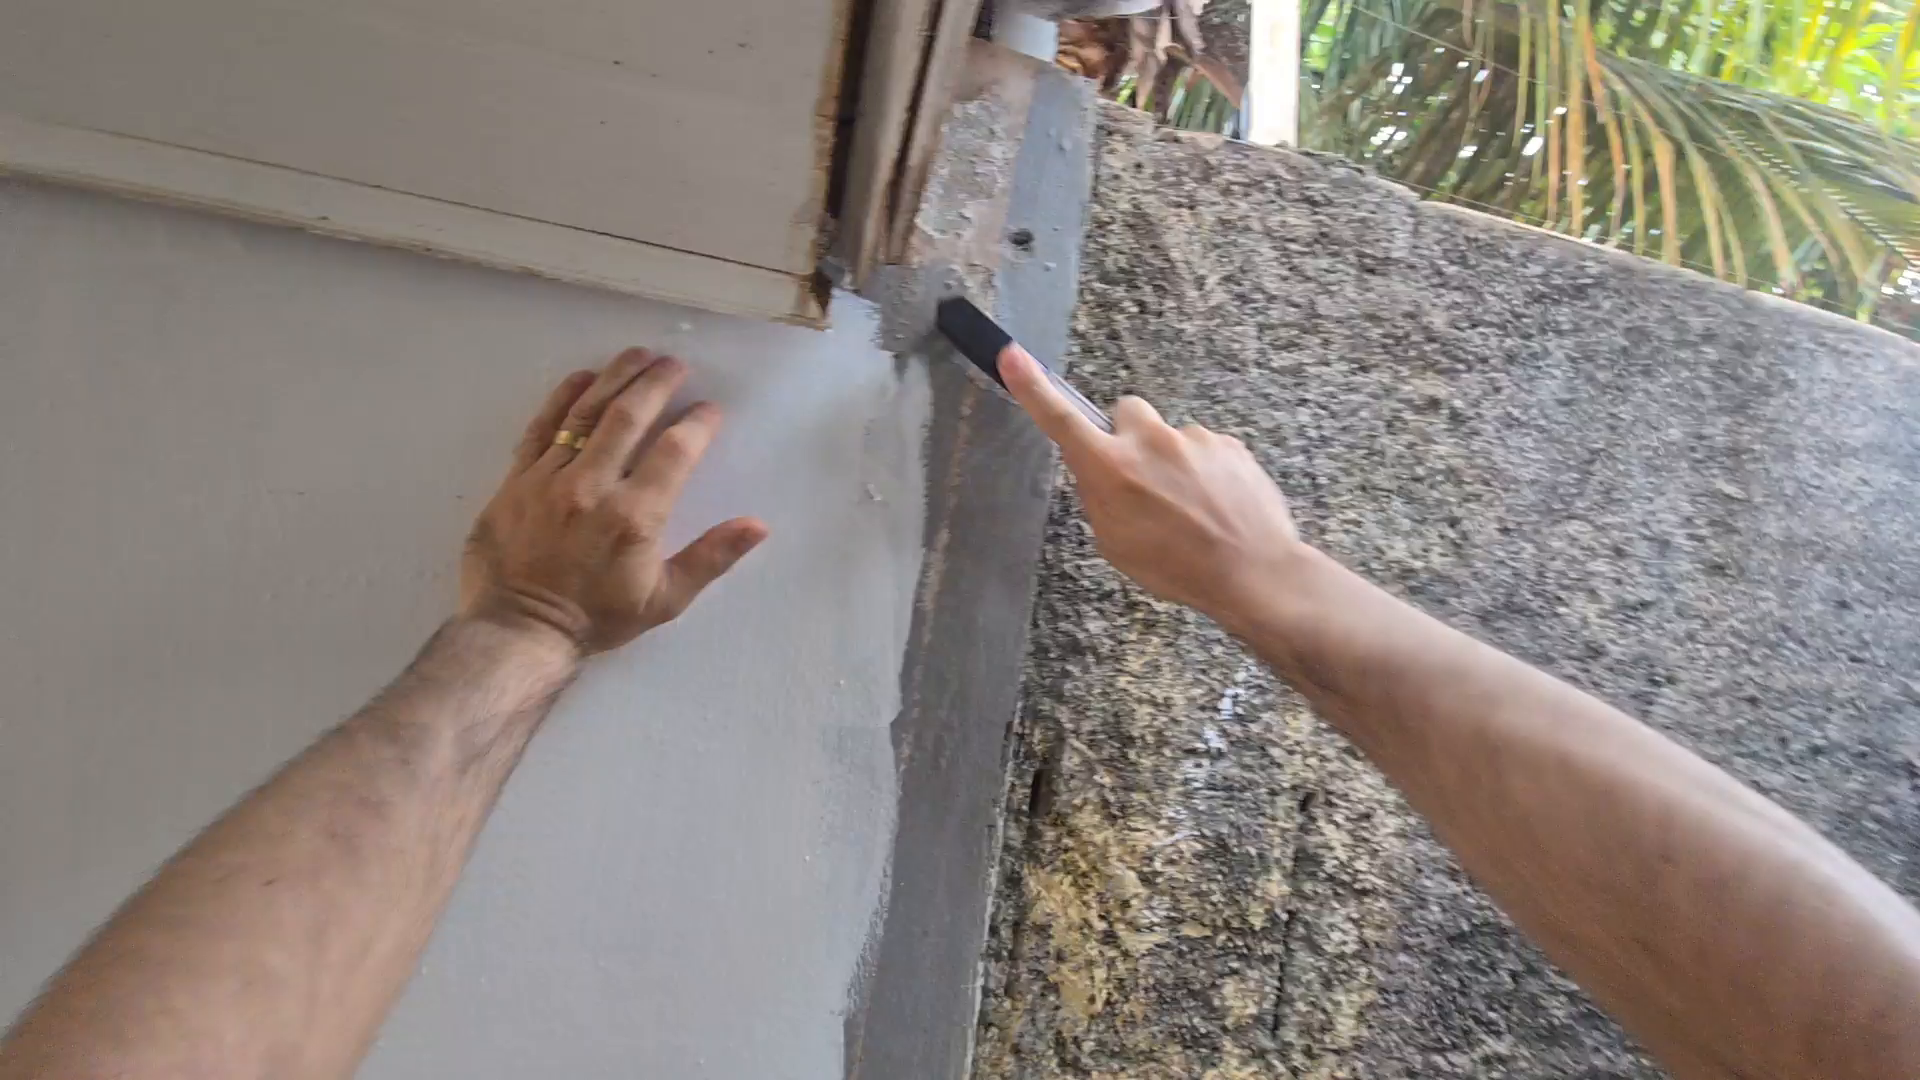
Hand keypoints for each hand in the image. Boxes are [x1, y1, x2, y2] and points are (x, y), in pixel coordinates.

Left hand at [459, 349, 768, 655]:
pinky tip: (582, 377)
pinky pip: (540, 427)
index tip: (711, 410)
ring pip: (586, 414)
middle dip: (657, 384)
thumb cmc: (601, 617)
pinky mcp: (516, 480)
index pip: (674, 452)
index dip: (697, 424)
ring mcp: (550, 478)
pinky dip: (562, 398)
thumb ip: (712, 557)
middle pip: (629, 418)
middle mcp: (594, 486)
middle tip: (676, 364)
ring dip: (615, 378)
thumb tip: (759, 525)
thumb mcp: (667, 598)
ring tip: (638, 354)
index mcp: (636, 515)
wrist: (520, 631)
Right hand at [1000, 345, 1298, 623]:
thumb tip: (1101, 475)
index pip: (1061, 420)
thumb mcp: (1114, 544)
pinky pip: (1204, 447)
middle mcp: (1149, 443)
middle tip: (1144, 479)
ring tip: (1190, 506)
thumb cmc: (1176, 567)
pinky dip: (1204, 470)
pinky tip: (1215, 504)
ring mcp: (1193, 439)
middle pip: (1126, 412)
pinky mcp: (1228, 443)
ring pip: (1169, 436)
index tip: (1012, 356)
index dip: (1033, 388)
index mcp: (1111, 470)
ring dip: (1171, 460)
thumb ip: (1100, 499)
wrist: (1252, 571)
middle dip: (1129, 437)